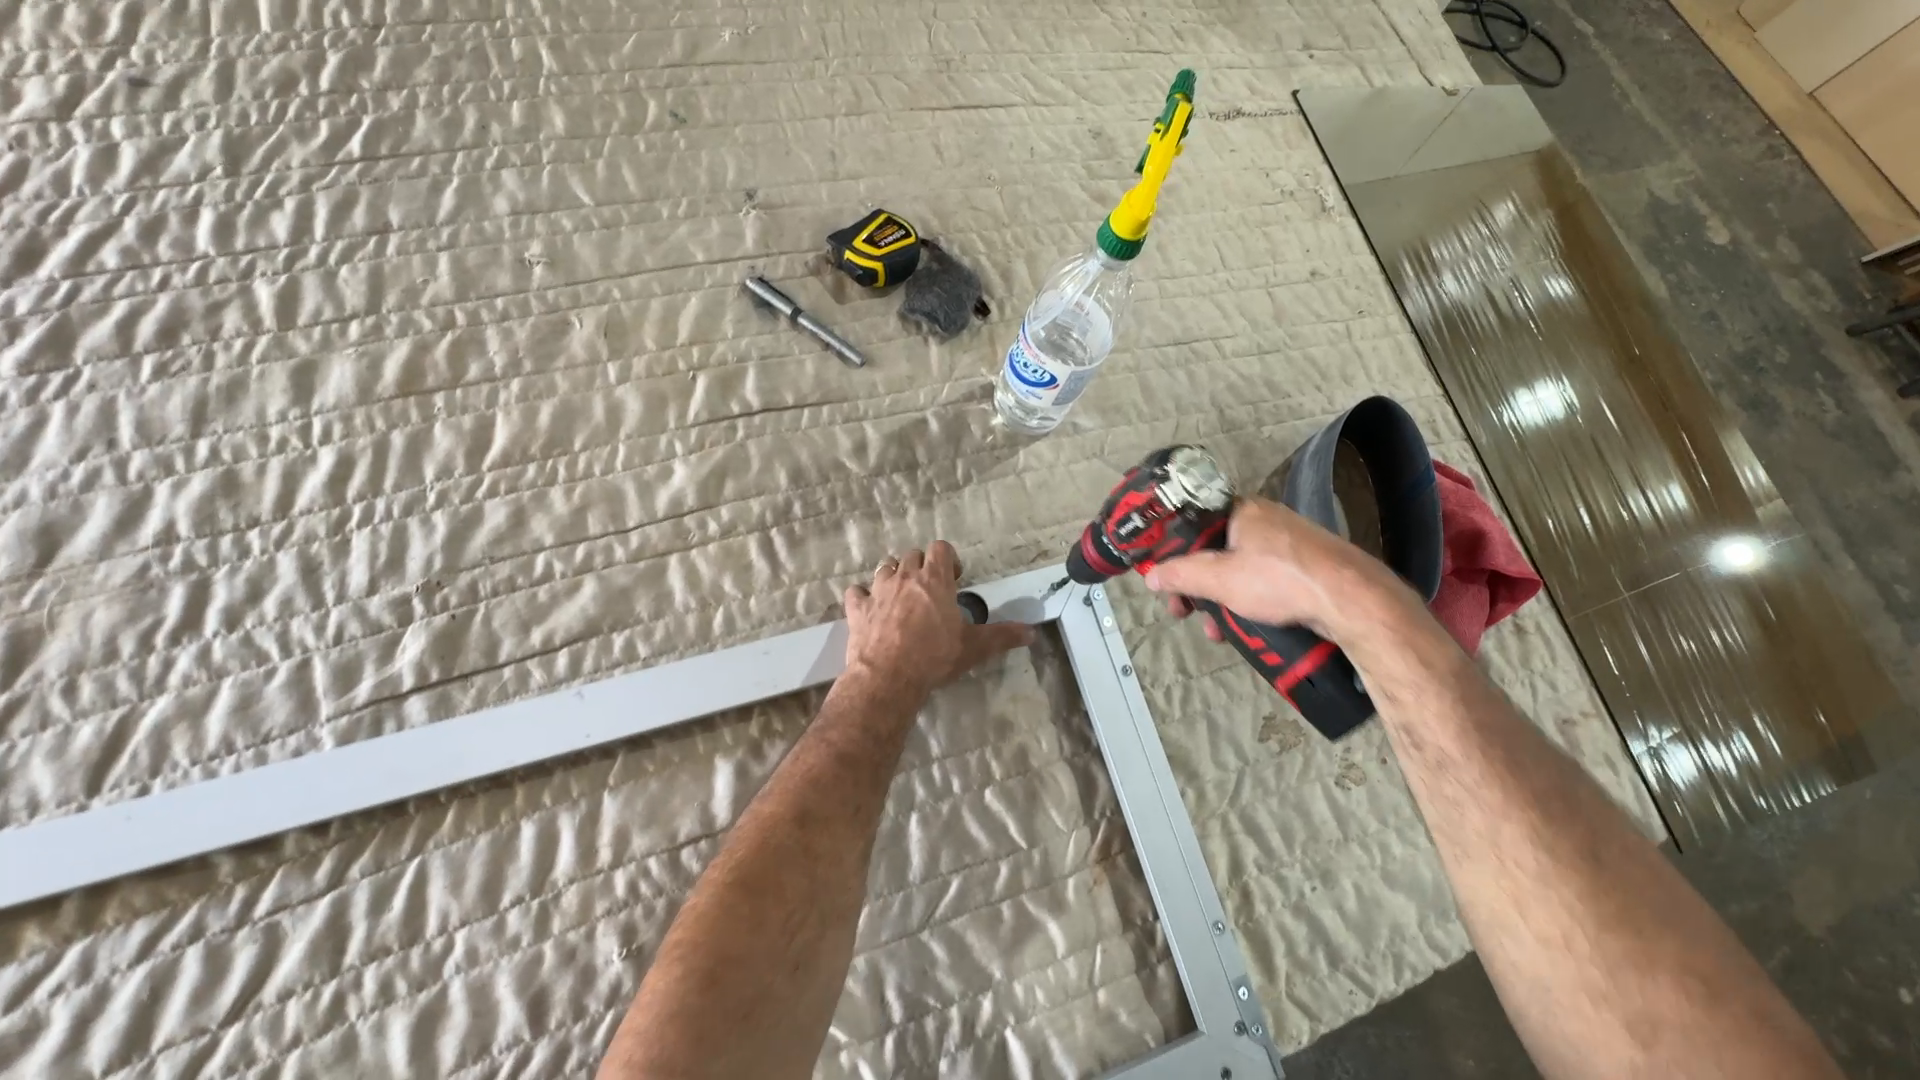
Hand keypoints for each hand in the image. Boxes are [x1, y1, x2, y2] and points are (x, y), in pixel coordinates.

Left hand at [843, 541, 1033, 701]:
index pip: (940, 549)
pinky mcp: (857, 609)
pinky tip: (869, 609)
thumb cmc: (935, 657)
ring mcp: (877, 591)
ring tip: (901, 597)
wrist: (889, 677)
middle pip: (912, 555)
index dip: (948, 559)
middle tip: (930, 590)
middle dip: (921, 567)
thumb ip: (1003, 636)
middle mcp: (904, 577)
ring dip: (893, 577)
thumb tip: (1031, 632)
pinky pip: (856, 592)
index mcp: (934, 579)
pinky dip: (862, 597)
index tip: (954, 578)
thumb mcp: (974, 647)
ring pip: (884, 568)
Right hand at [1144, 497, 1423, 647]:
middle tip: (1185, 612)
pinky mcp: (1309, 570)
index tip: (1167, 581)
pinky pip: (1267, 585)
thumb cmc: (1281, 580)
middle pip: (1217, 554)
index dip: (1175, 554)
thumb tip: (1151, 575)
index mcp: (1243, 511)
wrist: (1352, 600)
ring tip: (1219, 631)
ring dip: (1223, 603)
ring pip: (1242, 573)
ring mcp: (1291, 546)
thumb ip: (1181, 576)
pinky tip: (1249, 628)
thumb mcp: (1219, 581)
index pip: (1196, 526)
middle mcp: (1268, 522)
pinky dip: (1251, 605)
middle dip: (1198, 588)